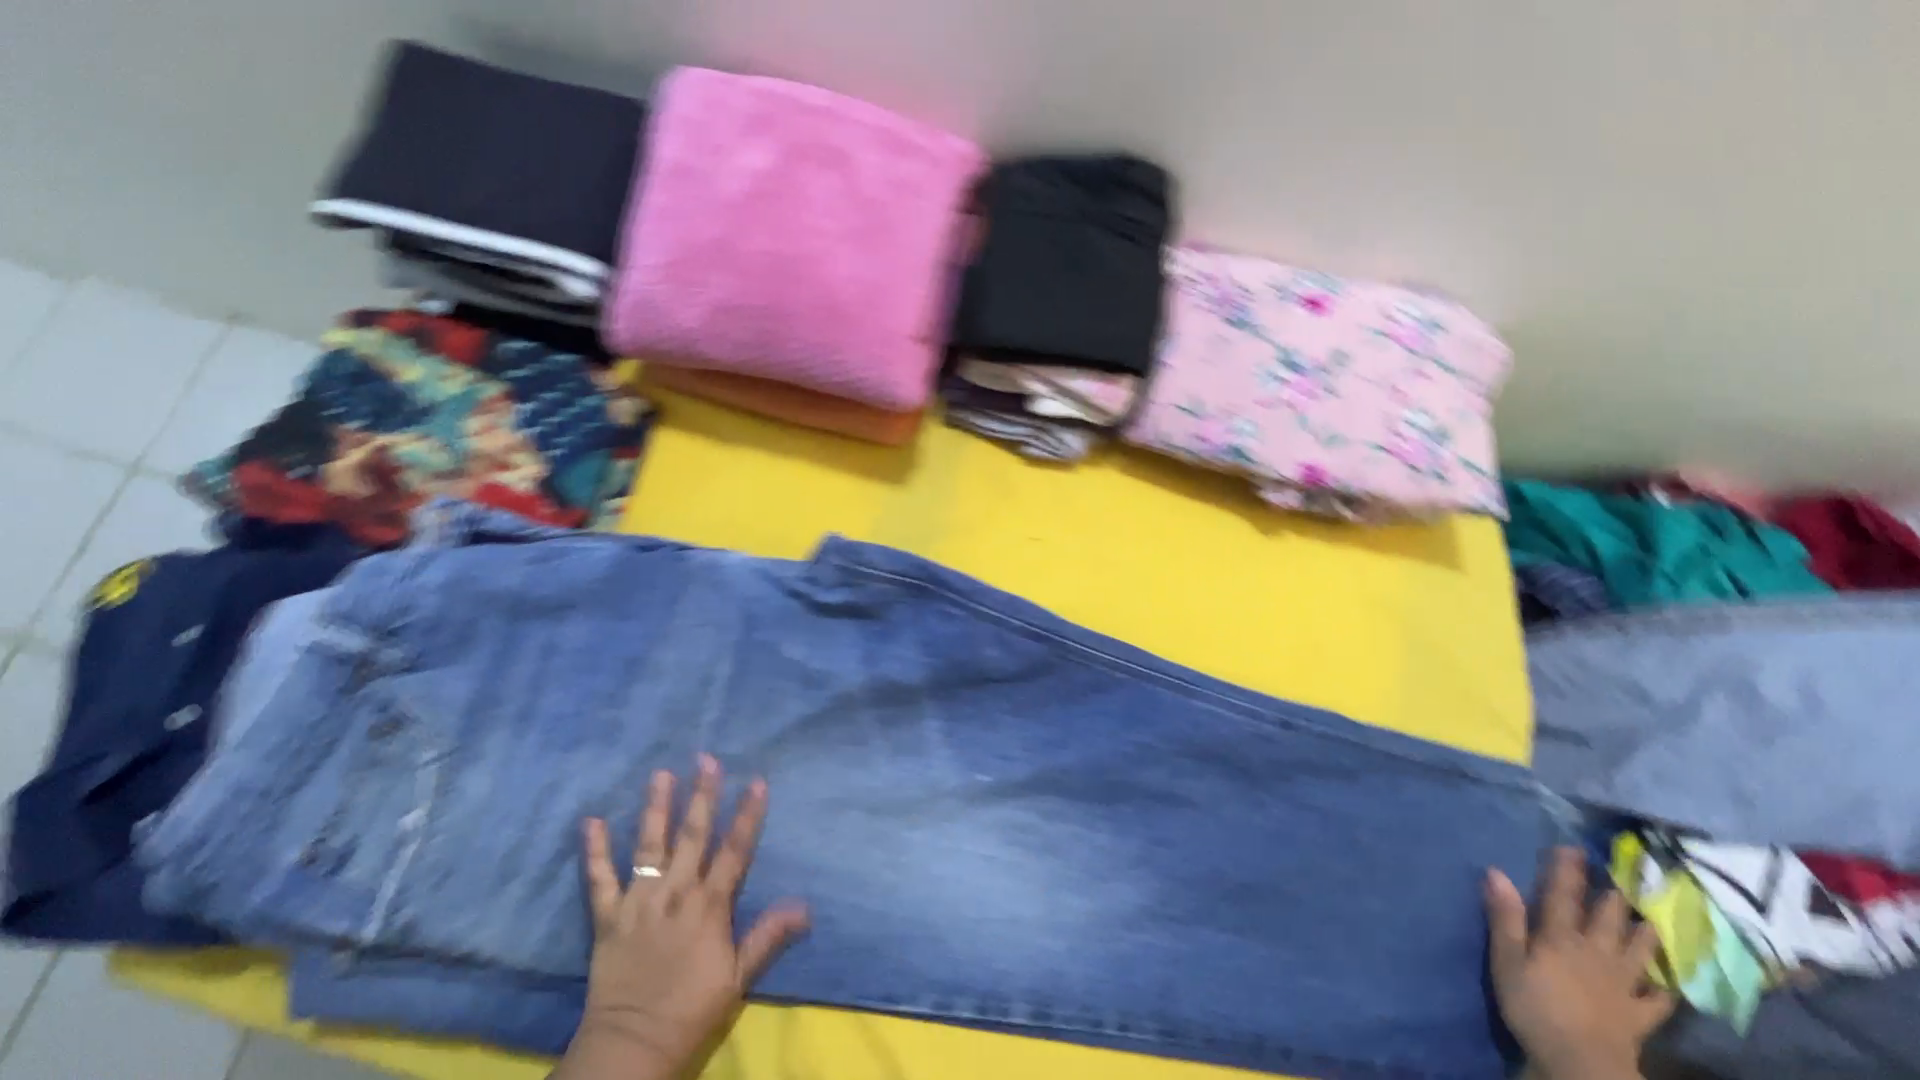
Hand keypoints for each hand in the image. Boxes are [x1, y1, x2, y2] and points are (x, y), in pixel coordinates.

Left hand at [560, 755, 809, 1079]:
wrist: (633, 1044)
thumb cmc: (692, 1010)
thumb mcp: (739, 978)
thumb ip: (767, 937)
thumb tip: (804, 906)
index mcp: (710, 906)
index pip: (735, 851)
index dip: (747, 815)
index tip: (757, 781)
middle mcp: (675, 893)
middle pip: (692, 836)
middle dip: (702, 796)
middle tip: (706, 759)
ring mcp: (639, 901)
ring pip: (649, 845)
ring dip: (655, 808)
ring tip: (660, 773)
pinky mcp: (608, 917)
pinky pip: (599, 878)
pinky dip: (595, 850)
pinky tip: (592, 821)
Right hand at [1486, 848, 1672, 1079]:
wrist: (1579, 1059)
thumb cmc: (1533, 1006)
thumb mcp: (1507, 960)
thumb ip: (1505, 917)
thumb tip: (1496, 871)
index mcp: (1561, 938)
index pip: (1563, 897)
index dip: (1567, 871)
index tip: (1573, 847)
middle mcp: (1596, 953)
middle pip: (1606, 919)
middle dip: (1612, 896)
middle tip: (1621, 876)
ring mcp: (1621, 985)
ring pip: (1637, 952)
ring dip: (1644, 935)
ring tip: (1649, 920)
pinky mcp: (1638, 1015)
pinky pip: (1657, 1001)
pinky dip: (1663, 991)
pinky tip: (1668, 986)